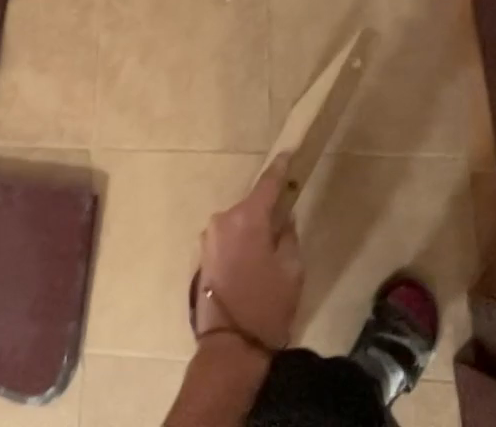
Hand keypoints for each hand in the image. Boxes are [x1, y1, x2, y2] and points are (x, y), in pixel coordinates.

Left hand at [196, 154, 302, 349]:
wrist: (229, 343)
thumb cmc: (268, 304)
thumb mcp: (292, 269)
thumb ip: (288, 235)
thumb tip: (283, 218)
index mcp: (246, 218)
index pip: (267, 184)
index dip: (280, 168)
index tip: (288, 153)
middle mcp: (223, 220)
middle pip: (251, 205)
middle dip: (268, 210)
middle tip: (286, 223)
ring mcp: (209, 237)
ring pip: (239, 223)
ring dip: (253, 229)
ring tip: (269, 254)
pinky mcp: (203, 254)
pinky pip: (228, 238)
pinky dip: (241, 242)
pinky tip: (252, 263)